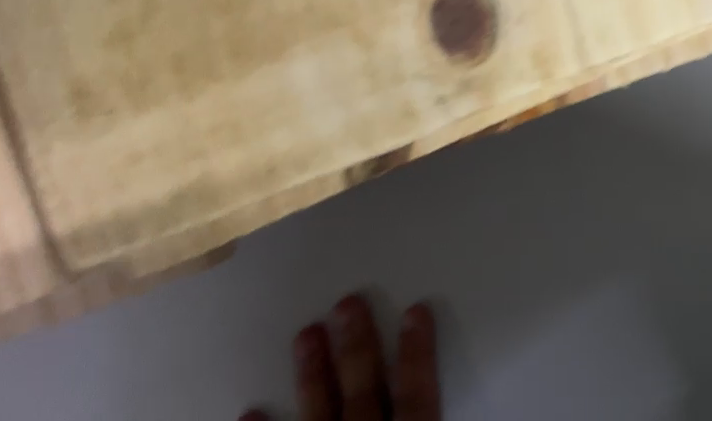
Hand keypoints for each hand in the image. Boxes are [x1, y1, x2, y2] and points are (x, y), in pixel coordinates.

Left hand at [240, 295, 439, 420]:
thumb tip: (461, 396)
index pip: (416, 392)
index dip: (417, 351)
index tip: (415, 311)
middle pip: (363, 391)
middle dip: (357, 345)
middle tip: (347, 303)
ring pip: (319, 412)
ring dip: (313, 374)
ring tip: (306, 334)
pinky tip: (250, 412)